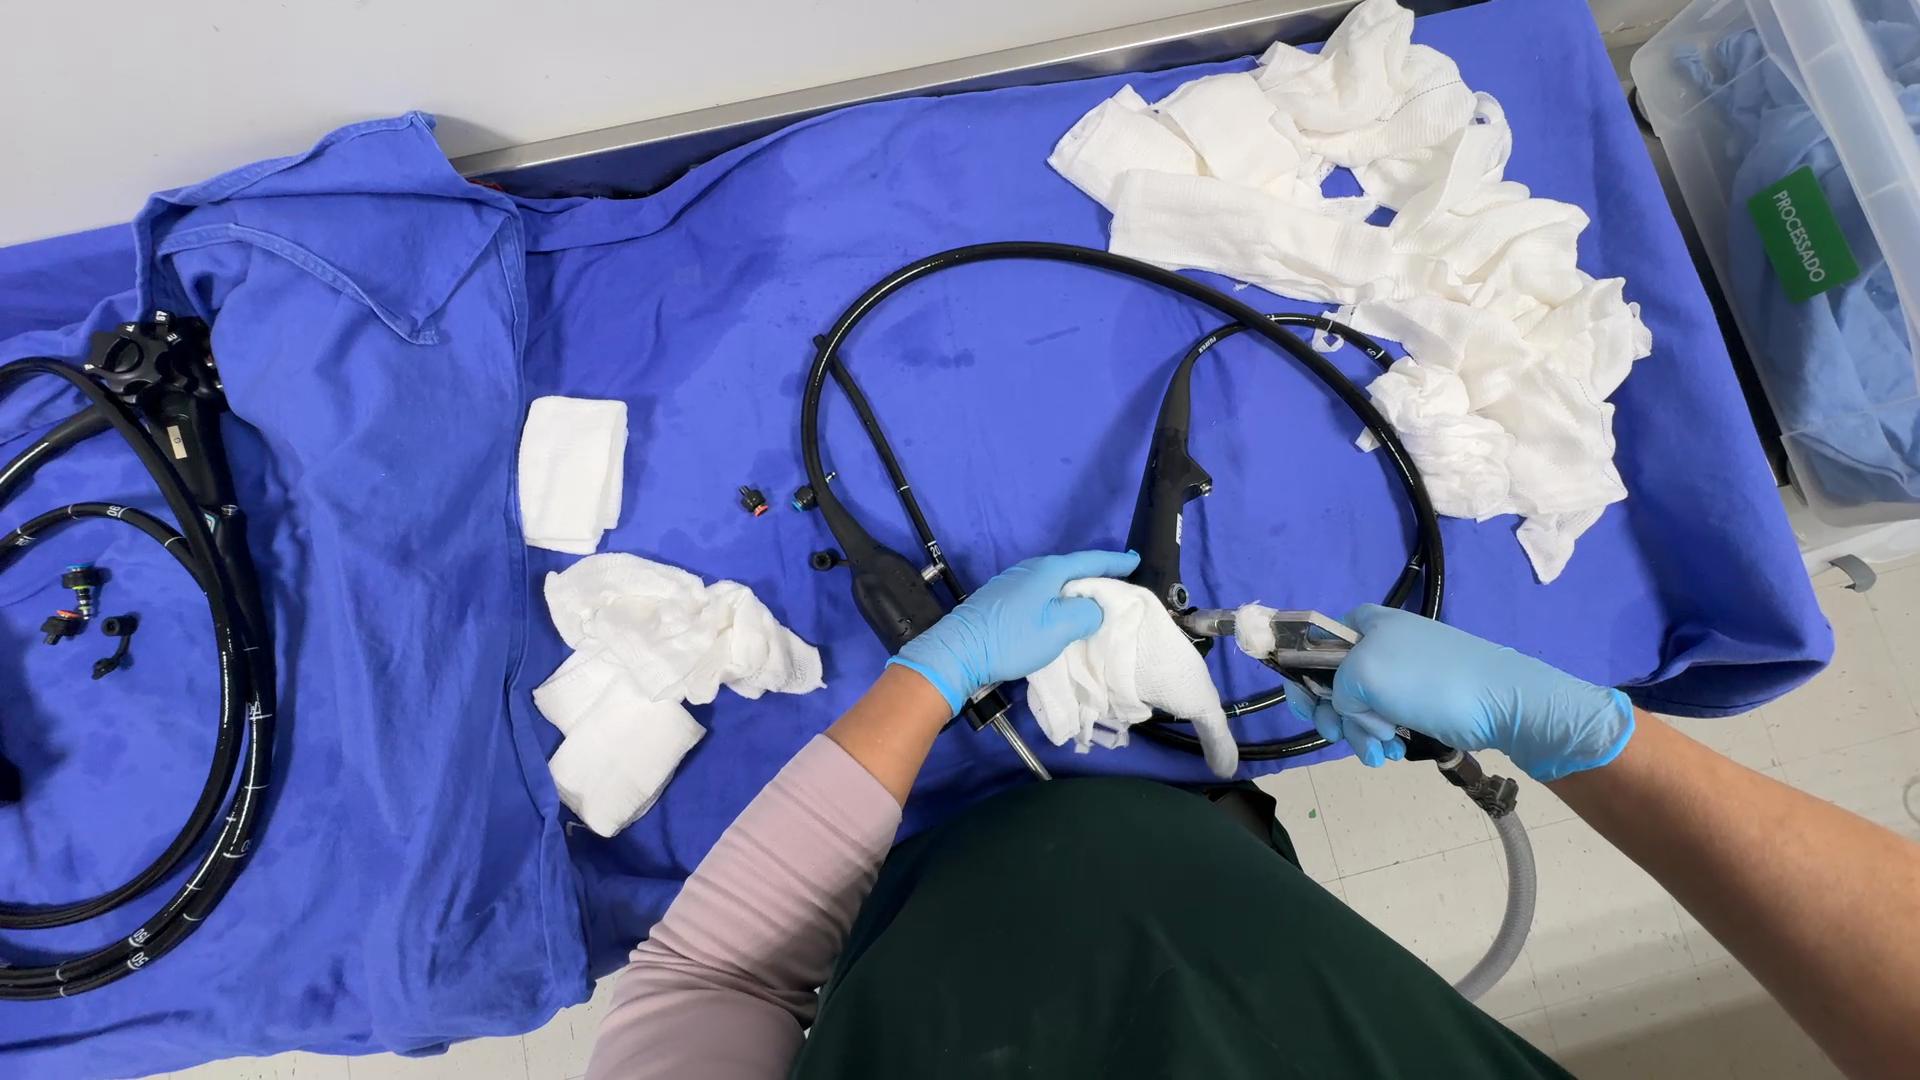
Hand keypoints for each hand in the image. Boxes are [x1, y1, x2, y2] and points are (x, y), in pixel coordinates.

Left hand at [889, 550, 1140, 712]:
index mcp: (1047, 570)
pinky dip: (1057, 599)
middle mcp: (1030, 569)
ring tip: (1093, 601)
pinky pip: (1040, 592)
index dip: (1114, 562)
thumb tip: (1094, 608)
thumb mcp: (1058, 628)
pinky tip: (1060, 612)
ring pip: (1055, 582)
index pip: (1089, 560)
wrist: (959, 651)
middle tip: (1119, 584)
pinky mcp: (1002, 599)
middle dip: (1096, 575)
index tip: (1134, 560)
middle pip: (1071, 569)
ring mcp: (1013, 582)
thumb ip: (1086, 614)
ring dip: (1075, 589)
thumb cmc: (1011, 639)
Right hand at [1292, 604, 1633, 781]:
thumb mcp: (1363, 674)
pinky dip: (1383, 737)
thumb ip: (1334, 686)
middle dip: (1335, 715)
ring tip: (1380, 753)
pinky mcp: (1422, 698)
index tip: (1307, 710)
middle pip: (1332, 681)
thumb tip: (1348, 709)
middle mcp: (1378, 642)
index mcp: (1362, 622)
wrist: (1511, 705)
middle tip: (1341, 737)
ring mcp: (1402, 671)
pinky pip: (1386, 717)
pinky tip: (1395, 751)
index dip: (1301, 679)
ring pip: (1359, 706)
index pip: (1310, 645)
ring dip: (1361, 733)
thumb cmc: (1431, 682)